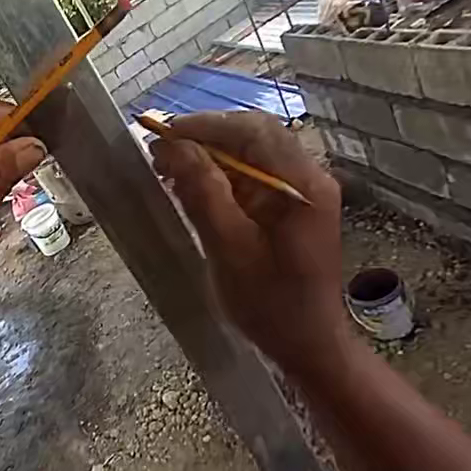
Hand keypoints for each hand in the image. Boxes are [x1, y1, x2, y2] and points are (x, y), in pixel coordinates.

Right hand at [149, 111, 352, 372]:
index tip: (162, 133)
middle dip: (205, 139)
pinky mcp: (294, 207)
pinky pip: (256, 177)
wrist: (309, 345)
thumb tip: (171, 147)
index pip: (252, 131)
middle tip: (161, 151)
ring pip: (253, 154)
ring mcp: (304, 192)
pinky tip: (194, 187)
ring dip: (211, 156)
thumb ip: (203, 194)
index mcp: (303, 185)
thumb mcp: (230, 250)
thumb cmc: (271, 305)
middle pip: (254, 135)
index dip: (204, 126)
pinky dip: (223, 177)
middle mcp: (310, 178)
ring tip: (170, 168)